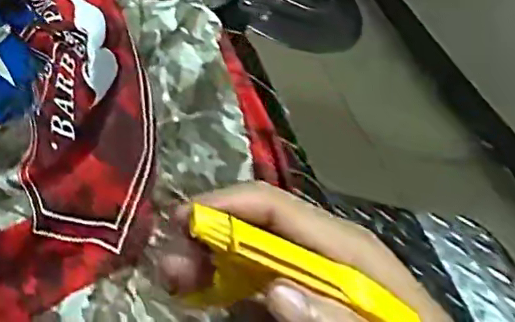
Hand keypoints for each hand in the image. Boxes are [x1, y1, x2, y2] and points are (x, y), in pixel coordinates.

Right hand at [158, 183, 451, 321]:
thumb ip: (340, 318)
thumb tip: (276, 291)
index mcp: (346, 246)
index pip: (272, 204)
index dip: (222, 205)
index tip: (179, 223)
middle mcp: (325, 253)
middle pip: (253, 228)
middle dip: (206, 238)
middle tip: (168, 266)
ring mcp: (316, 282)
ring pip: (249, 258)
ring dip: (208, 265)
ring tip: (175, 281)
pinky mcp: (311, 305)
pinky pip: (261, 289)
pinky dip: (228, 291)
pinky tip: (205, 299)